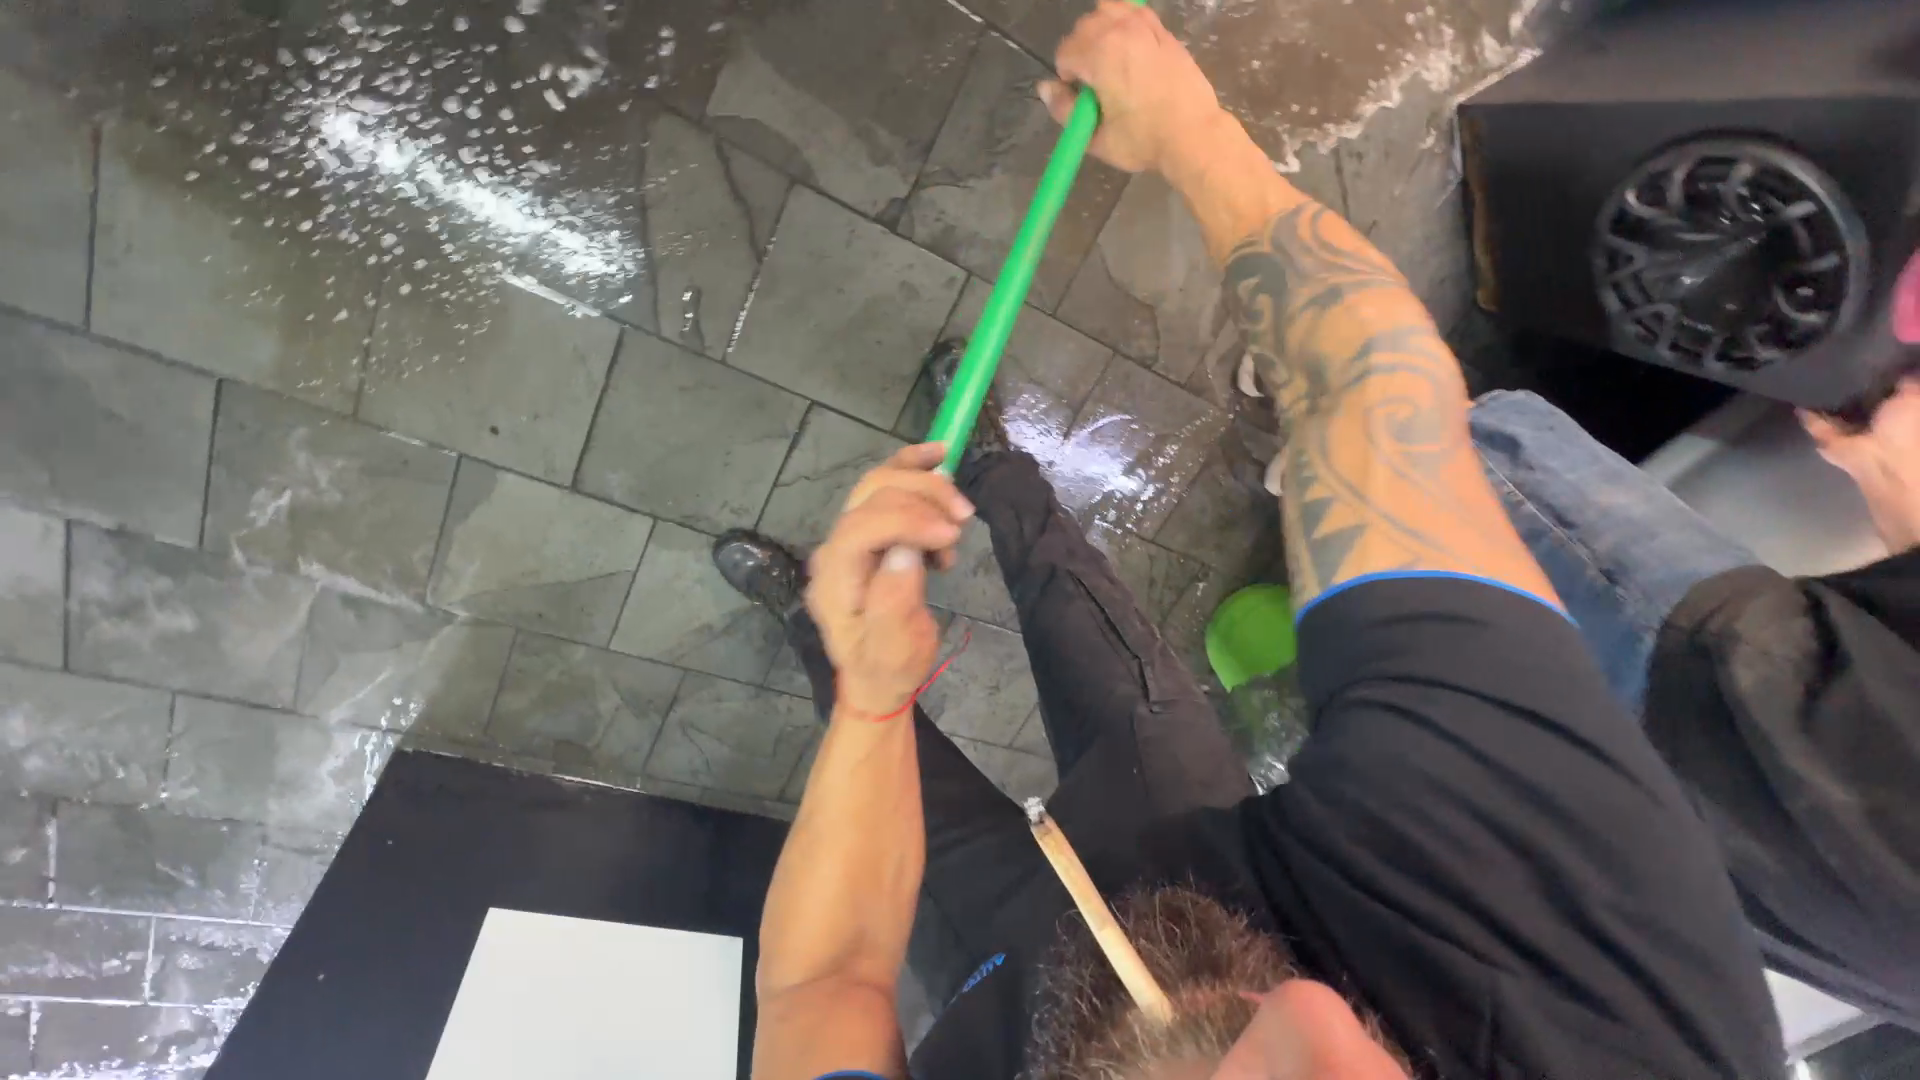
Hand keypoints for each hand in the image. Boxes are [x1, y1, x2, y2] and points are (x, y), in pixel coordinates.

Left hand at [806, 444, 974, 717]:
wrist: (877, 677)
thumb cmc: (887, 667)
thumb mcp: (893, 648)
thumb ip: (894, 600)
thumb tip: (907, 551)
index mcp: (834, 577)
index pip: (863, 526)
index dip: (909, 519)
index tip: (951, 534)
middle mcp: (834, 548)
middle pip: (872, 494)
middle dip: (922, 495)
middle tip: (964, 517)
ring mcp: (849, 536)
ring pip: (880, 483)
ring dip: (924, 485)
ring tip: (960, 512)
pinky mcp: (868, 531)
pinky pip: (885, 486)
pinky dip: (912, 468)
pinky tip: (939, 456)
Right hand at [1038, 0, 1226, 173]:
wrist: (1191, 133)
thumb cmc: (1142, 141)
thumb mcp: (1096, 138)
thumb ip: (1065, 110)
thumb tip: (1044, 87)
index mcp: (1100, 56)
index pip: (1065, 52)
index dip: (1066, 77)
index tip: (1080, 98)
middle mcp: (1120, 31)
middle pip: (1084, 27)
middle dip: (1080, 52)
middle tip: (1093, 83)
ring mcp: (1144, 27)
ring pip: (1108, 10)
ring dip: (1100, 32)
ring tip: (1108, 62)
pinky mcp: (1162, 31)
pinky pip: (1134, 11)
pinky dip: (1124, 22)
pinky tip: (1128, 45)